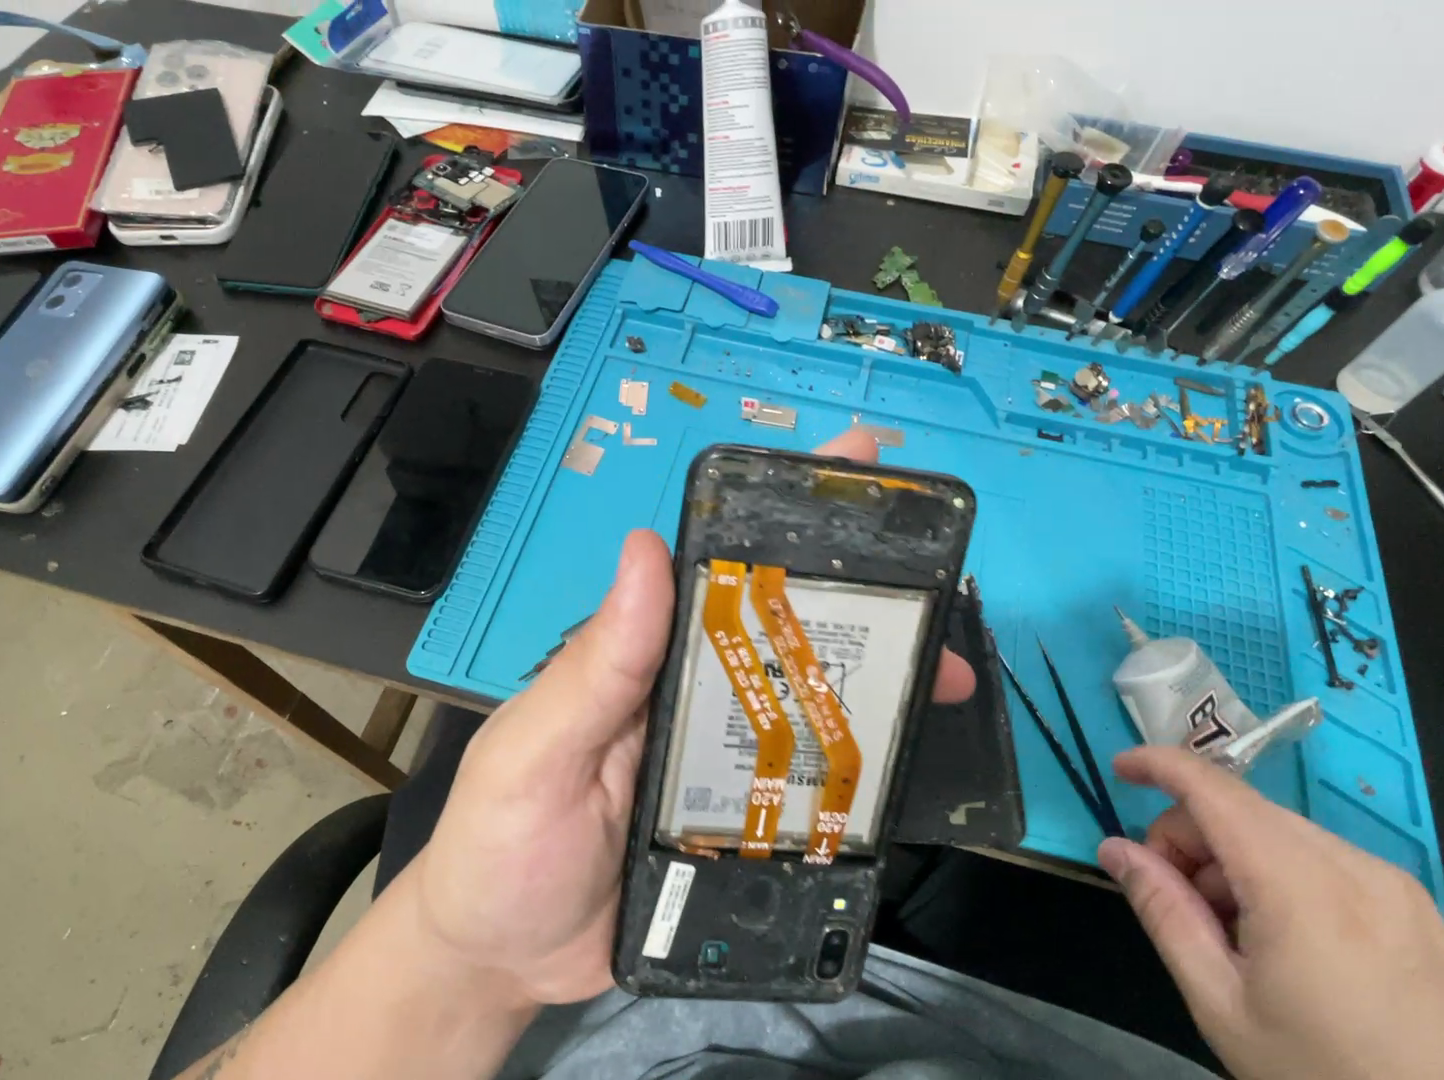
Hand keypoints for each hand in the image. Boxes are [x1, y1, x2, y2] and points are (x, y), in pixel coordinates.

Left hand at [406, 429, 973, 1004]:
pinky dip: (858, 771)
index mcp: (644, 658)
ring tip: (942, 682)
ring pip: (809, 707)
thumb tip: (645, 549)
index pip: (717, 569)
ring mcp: (720, 762)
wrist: (504, 958)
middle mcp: (690, 696)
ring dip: (874, 687)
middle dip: (860, 604)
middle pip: (783, 634)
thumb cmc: (501, 846)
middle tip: (937, 598)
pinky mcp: (741, 824)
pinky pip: (810, 787)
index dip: (782, 512)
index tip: (856, 465)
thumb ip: (591, 669)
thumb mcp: (535, 753)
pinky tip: (903, 767)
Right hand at [1099, 746, 1443, 1079]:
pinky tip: (1282, 944)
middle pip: (1242, 811)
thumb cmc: (1329, 1075)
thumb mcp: (1224, 1004)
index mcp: (1299, 883)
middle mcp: (1351, 865)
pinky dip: (1277, 876)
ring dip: (1232, 861)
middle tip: (1173, 902)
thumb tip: (1114, 849)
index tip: (1118, 769)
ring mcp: (1393, 885)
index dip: (1158, 764)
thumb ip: (1163, 914)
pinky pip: (1323, 862)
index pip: (1213, 789)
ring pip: (1281, 835)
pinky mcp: (1417, 909)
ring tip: (1231, 936)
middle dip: (1189, 838)